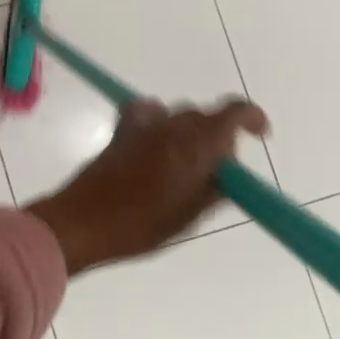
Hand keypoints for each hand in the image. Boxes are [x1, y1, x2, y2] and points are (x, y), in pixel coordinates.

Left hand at [26, 98, 269, 274]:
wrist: (80, 222)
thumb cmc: (138, 226)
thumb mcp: (187, 217)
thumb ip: (213, 191)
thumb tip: (227, 177)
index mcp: (195, 144)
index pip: (234, 112)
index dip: (251, 118)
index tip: (259, 135)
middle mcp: (171, 126)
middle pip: (205, 117)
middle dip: (217, 138)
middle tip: (214, 173)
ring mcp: (142, 126)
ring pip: (177, 116)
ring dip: (187, 133)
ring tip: (182, 166)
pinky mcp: (119, 132)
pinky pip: (146, 113)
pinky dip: (157, 122)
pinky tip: (154, 145)